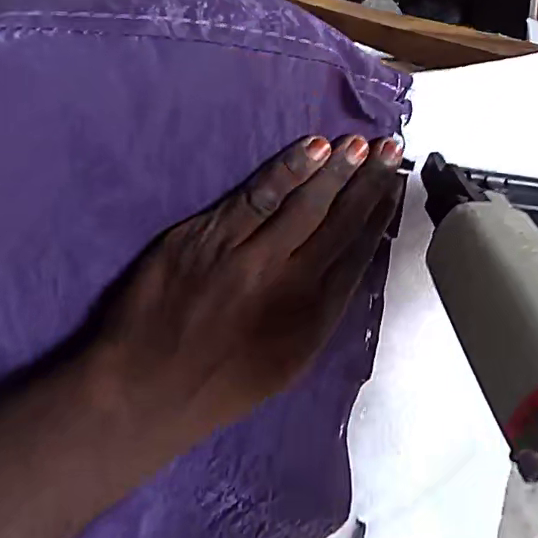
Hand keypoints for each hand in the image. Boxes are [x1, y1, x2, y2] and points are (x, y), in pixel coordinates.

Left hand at [84, 134, 403, 435]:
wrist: (140, 393)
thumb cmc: (217, 383)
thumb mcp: (286, 360)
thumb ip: (319, 308)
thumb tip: (346, 259)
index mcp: (313, 318)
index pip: (359, 251)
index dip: (381, 213)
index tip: (396, 184)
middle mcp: (289, 284)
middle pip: (341, 221)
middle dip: (370, 182)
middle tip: (392, 148)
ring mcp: (248, 257)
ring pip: (305, 204)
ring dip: (338, 170)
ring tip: (361, 144)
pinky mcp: (208, 238)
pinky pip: (258, 195)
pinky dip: (289, 170)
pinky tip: (313, 149)